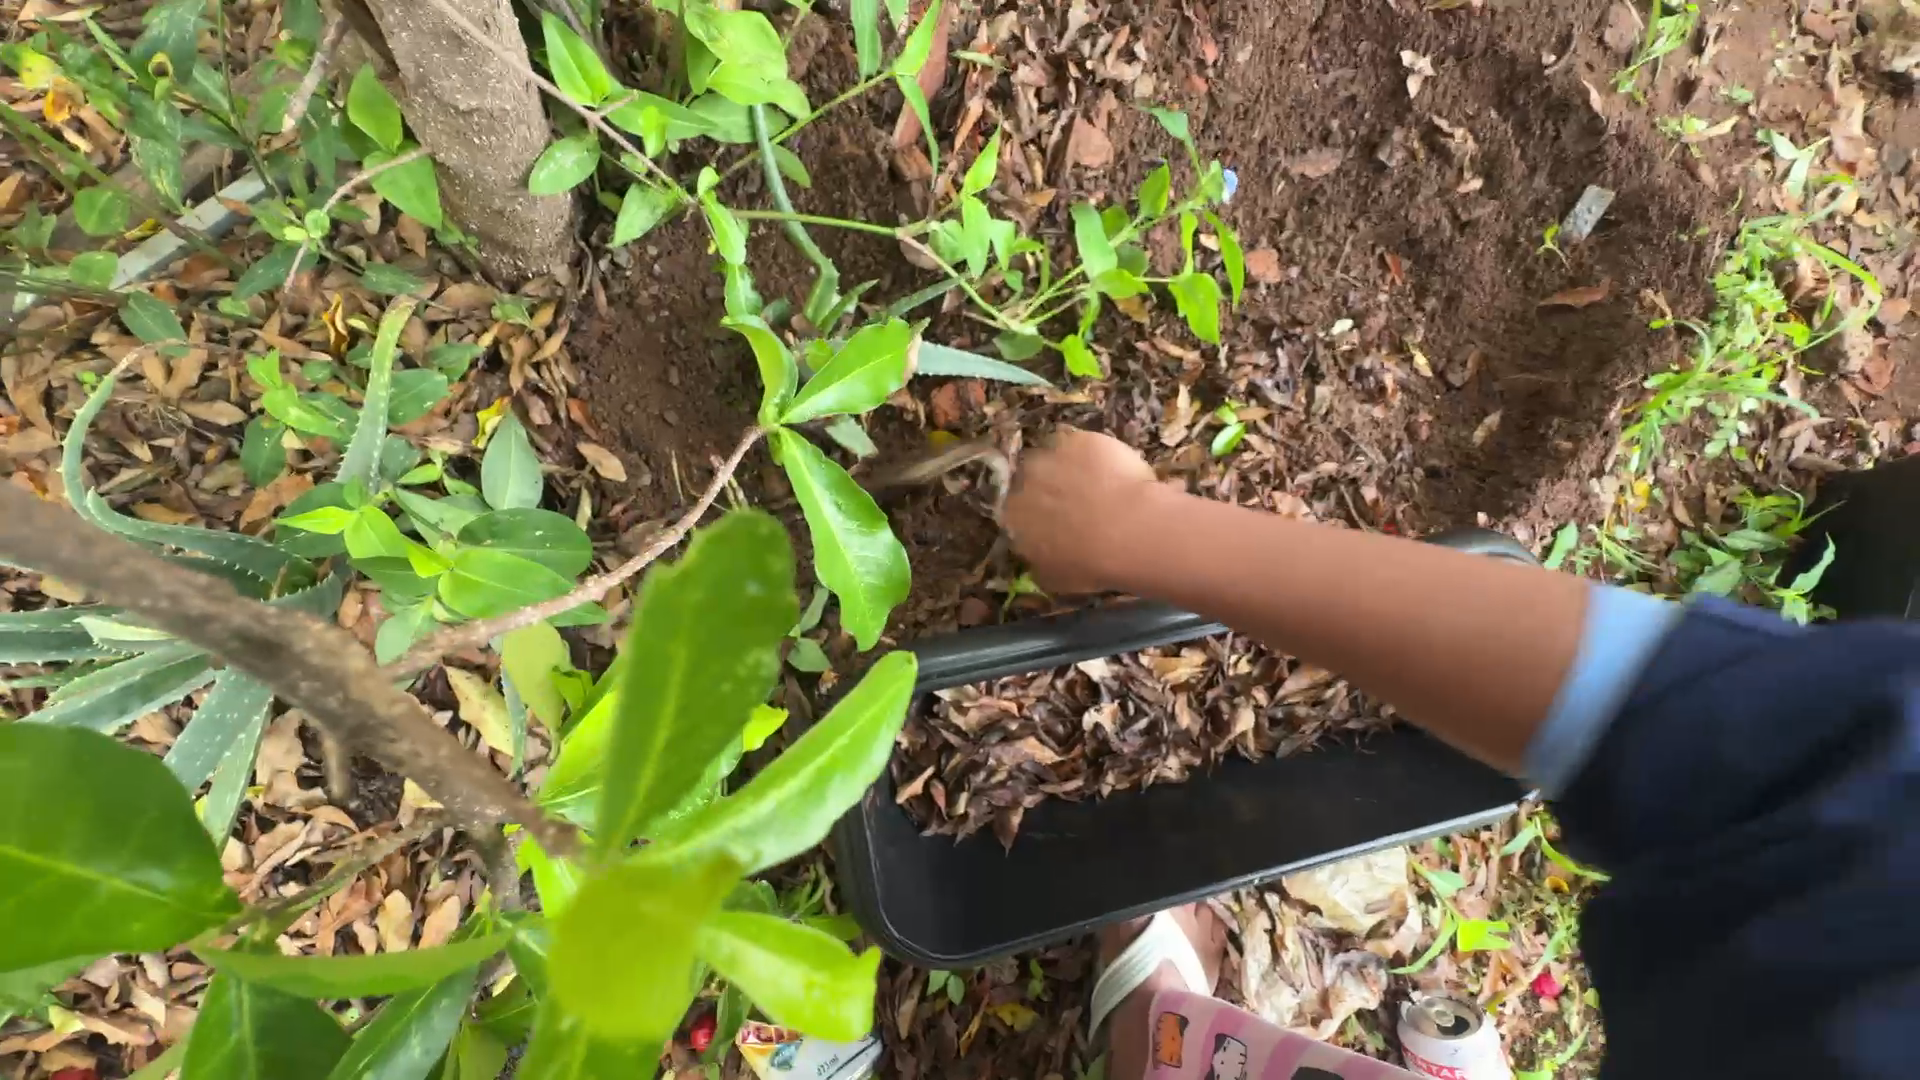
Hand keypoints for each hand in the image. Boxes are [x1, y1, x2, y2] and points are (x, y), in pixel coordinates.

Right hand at [1002, 428, 1163, 592]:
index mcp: (1015, 515)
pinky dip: (1094, 454)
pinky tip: (1114, 469)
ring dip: (1069, 465)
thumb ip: (1038, 563)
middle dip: (1049, 484)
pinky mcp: (1079, 439)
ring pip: (1054, 455)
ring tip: (1096, 480)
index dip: (1036, 510)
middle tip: (1078, 498)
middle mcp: (1025, 480)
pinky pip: (1081, 443)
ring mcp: (1052, 455)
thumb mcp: (1054, 578)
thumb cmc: (1090, 563)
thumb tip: (1036, 559)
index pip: (1016, 507)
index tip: (1054, 517)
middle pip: (1031, 476)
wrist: (1128, 532)